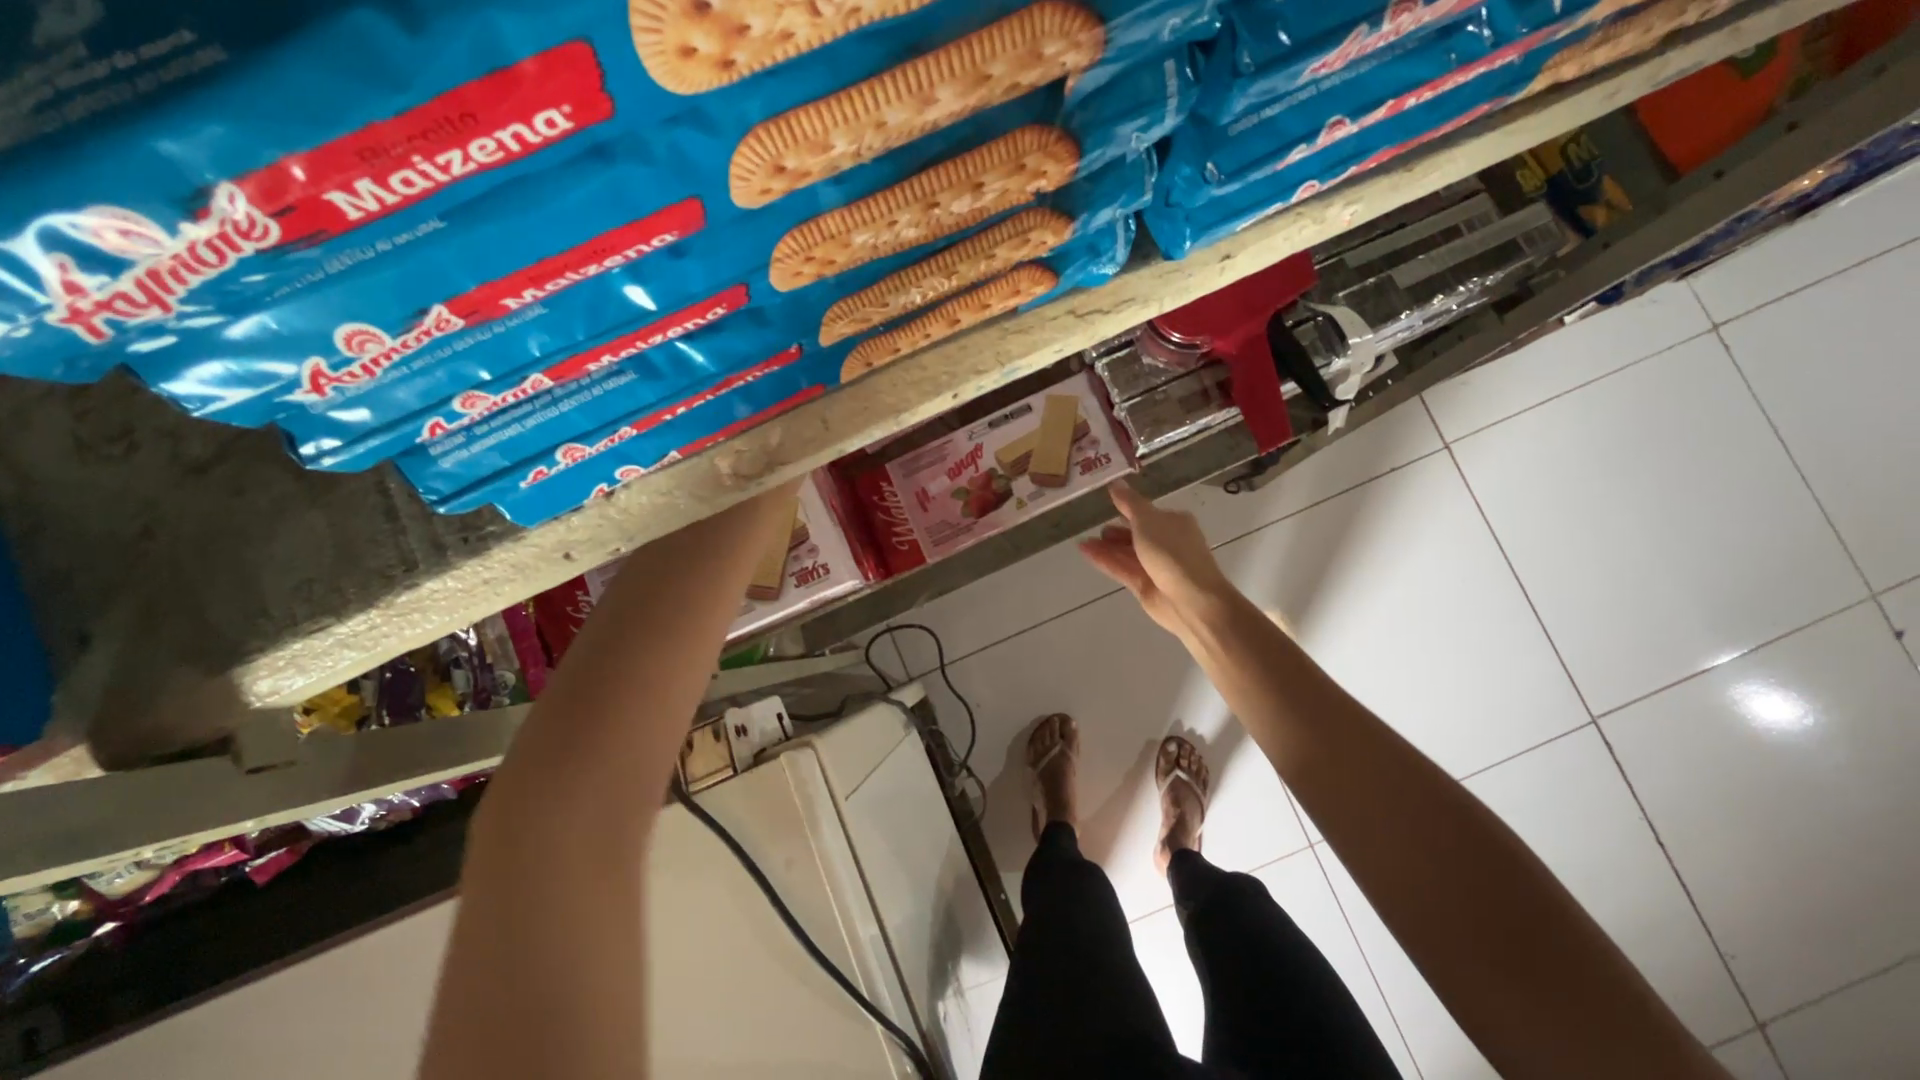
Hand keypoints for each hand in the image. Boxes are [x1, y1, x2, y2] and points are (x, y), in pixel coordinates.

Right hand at [1078, 482, 1241, 640]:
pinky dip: (1105, 561)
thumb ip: (1129, 502)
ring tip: (1084, 542)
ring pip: (1127, 553)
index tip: (1107, 505)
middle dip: (1117, 532)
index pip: (1148, 514)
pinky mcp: (1144, 586)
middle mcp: (1166, 543)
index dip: (1128, 509)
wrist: (1190, 599)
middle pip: (1137, 535)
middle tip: (1095, 529)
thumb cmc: (1172, 552)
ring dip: (1106, 547)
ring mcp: (1156, 566)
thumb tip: (1115, 482)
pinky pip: (1121, 569)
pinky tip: (1086, 553)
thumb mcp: (1148, 520)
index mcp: (1174, 523)